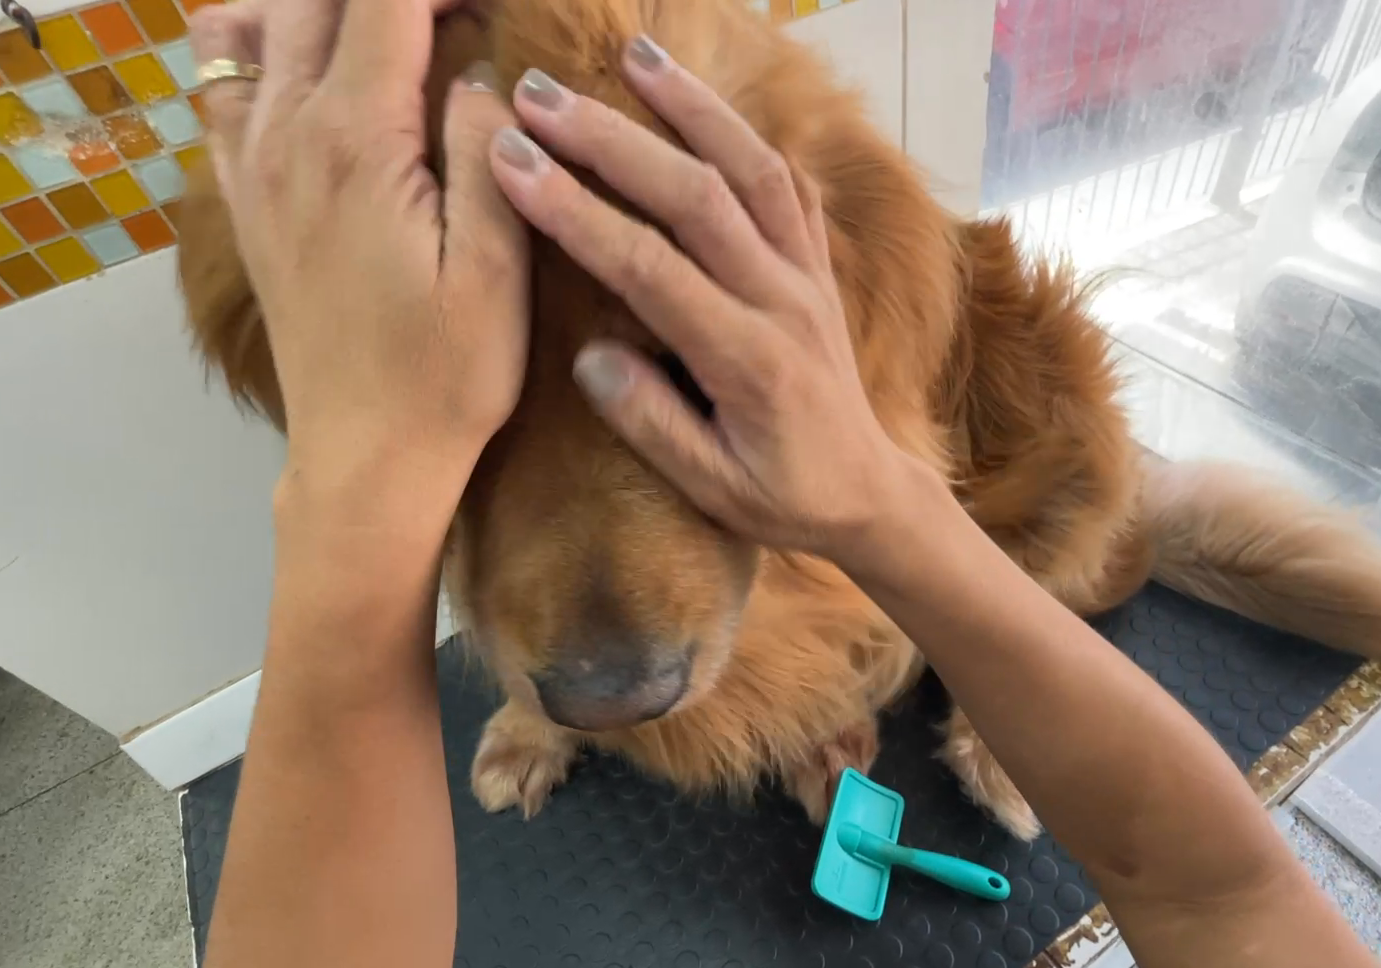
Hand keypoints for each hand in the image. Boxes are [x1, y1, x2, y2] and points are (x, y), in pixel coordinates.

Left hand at [190, 0, 528, 481]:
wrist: (367, 455)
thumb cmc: (445, 379)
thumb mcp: (493, 278)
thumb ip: (487, 160)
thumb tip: (480, 77)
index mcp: (356, 143)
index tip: (492, 4)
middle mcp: (285, 135)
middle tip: (456, 18)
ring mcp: (251, 168)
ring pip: (258, 25)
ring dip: (324, 8)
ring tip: (389, 34)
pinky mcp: (245, 204)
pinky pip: (221, 85)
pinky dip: (257, 47)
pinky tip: (299, 66)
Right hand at [485, 40, 927, 561]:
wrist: (867, 492)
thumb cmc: (788, 499)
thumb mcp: (714, 487)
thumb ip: (652, 423)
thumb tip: (592, 357)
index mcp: (748, 359)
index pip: (649, 267)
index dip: (577, 212)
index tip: (513, 161)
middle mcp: (783, 302)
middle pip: (696, 197)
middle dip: (612, 140)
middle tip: (540, 95)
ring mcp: (809, 280)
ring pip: (752, 172)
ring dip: (692, 109)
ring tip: (635, 55)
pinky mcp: (821, 274)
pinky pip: (791, 192)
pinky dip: (752, 142)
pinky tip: (714, 113)